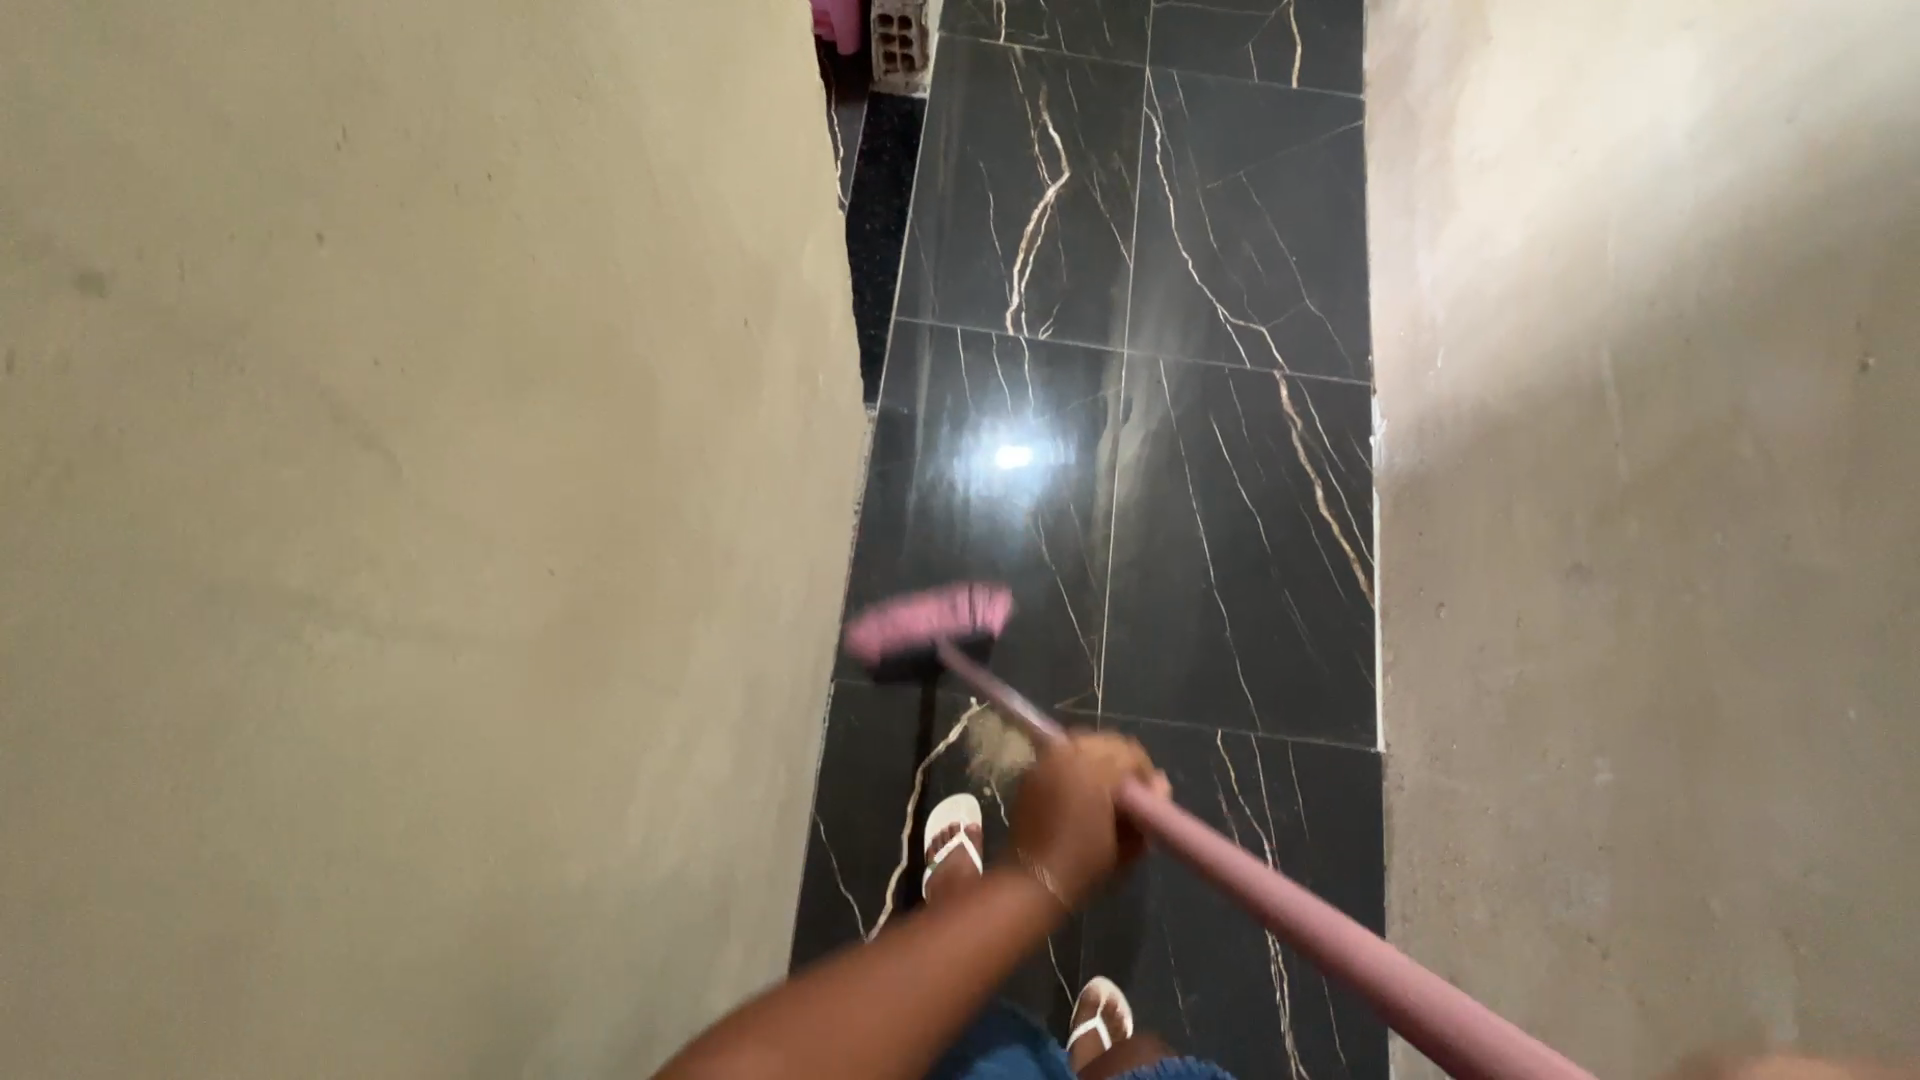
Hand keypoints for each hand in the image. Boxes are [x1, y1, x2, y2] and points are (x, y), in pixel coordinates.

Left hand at [1007, 732, 1171, 908]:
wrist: (1032, 879)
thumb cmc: (1084, 865)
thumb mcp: (1127, 844)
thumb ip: (1147, 809)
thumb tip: (1159, 784)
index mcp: (1096, 771)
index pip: (1130, 752)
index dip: (1144, 771)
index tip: (1148, 794)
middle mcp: (1069, 755)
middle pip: (1105, 742)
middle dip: (1121, 760)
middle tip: (1127, 790)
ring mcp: (1046, 760)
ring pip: (1081, 743)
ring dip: (1096, 759)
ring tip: (1103, 788)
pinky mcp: (1031, 770)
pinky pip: (1059, 754)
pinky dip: (1073, 763)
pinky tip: (1078, 788)